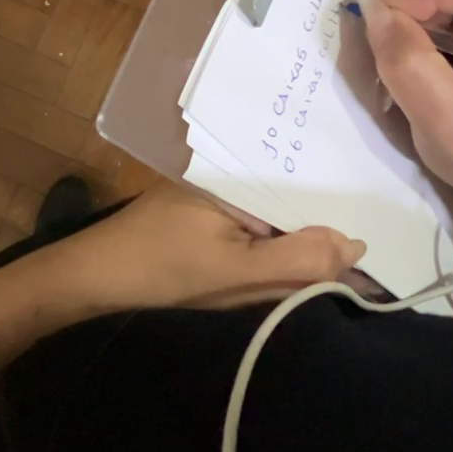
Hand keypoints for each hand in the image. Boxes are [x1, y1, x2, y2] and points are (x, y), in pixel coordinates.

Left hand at [30, 183, 365, 311]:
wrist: (89, 279)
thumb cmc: (160, 272)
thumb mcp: (235, 272)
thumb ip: (296, 260)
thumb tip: (357, 245)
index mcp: (238, 174)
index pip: (306, 190)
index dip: (335, 225)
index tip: (364, 261)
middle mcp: (229, 172)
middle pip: (290, 204)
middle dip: (313, 239)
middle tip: (347, 277)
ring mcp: (213, 192)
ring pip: (270, 219)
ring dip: (289, 247)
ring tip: (322, 273)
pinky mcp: (200, 212)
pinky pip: (248, 226)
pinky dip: (264, 249)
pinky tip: (275, 270)